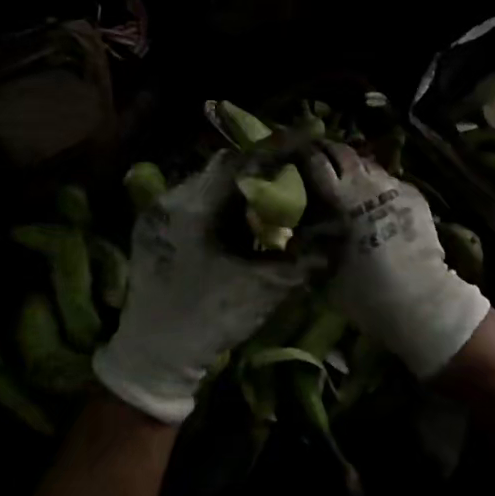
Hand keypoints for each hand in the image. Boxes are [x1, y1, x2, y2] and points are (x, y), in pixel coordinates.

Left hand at [94, 151, 320, 422]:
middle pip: (222, 168)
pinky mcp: (156, 228)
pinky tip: (244, 213)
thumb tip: (341, 231)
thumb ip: (304, 256)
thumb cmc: (207, 320)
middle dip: (260, 164)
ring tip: (274, 185)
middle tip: (294, 164)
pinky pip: (195, 200)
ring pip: (207, 183)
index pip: (240, 162)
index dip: (276, 148)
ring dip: (241, 182)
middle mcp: (170, 200)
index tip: (307, 136)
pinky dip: (223, 201)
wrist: (153, 359)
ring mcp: (158, 213)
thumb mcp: (261, 289)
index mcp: (191, 207)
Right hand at [302, 142, 489, 376]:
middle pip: (345, 154)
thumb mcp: (330, 274)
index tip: (295, 152)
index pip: (319, 163)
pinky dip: (376, 184)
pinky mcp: (415, 198)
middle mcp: (370, 185)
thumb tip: (299, 241)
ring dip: (355, 166)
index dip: (305, 154)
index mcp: (344, 199)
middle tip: (316, 153)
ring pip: (369, 164)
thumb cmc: (370, 291)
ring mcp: (396, 188)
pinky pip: (389, 181)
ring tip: (344, 174)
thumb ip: (315, 250)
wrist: (425, 303)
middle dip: (329, 150)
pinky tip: (372, 196)